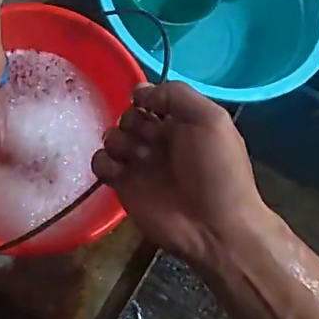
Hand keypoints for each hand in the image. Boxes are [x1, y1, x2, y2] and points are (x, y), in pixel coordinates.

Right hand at [92, 83, 276, 266]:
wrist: (214, 226)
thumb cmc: (217, 169)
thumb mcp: (210, 119)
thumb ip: (177, 95)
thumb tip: (142, 92)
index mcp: (184, 123)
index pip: (153, 98)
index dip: (145, 97)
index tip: (144, 103)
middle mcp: (161, 140)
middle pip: (130, 116)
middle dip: (132, 120)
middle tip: (148, 138)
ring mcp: (141, 164)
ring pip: (113, 136)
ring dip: (118, 139)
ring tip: (135, 157)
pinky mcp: (125, 186)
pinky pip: (101, 164)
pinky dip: (104, 162)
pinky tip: (118, 171)